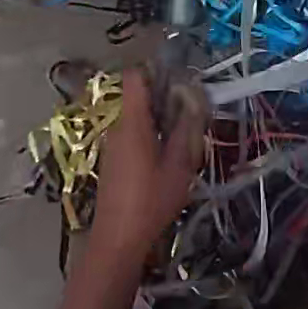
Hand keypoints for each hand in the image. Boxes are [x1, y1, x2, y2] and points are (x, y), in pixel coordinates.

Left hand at [93, 68, 204, 250]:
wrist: (118, 238)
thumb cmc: (151, 199)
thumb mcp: (179, 165)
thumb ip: (186, 129)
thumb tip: (194, 98)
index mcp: (132, 122)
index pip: (135, 76)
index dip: (157, 70)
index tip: (182, 79)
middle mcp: (117, 127)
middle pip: (139, 97)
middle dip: (166, 98)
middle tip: (194, 111)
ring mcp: (113, 144)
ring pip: (137, 118)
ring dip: (161, 120)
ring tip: (186, 136)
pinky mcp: (114, 160)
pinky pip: (133, 135)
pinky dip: (151, 136)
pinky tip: (169, 157)